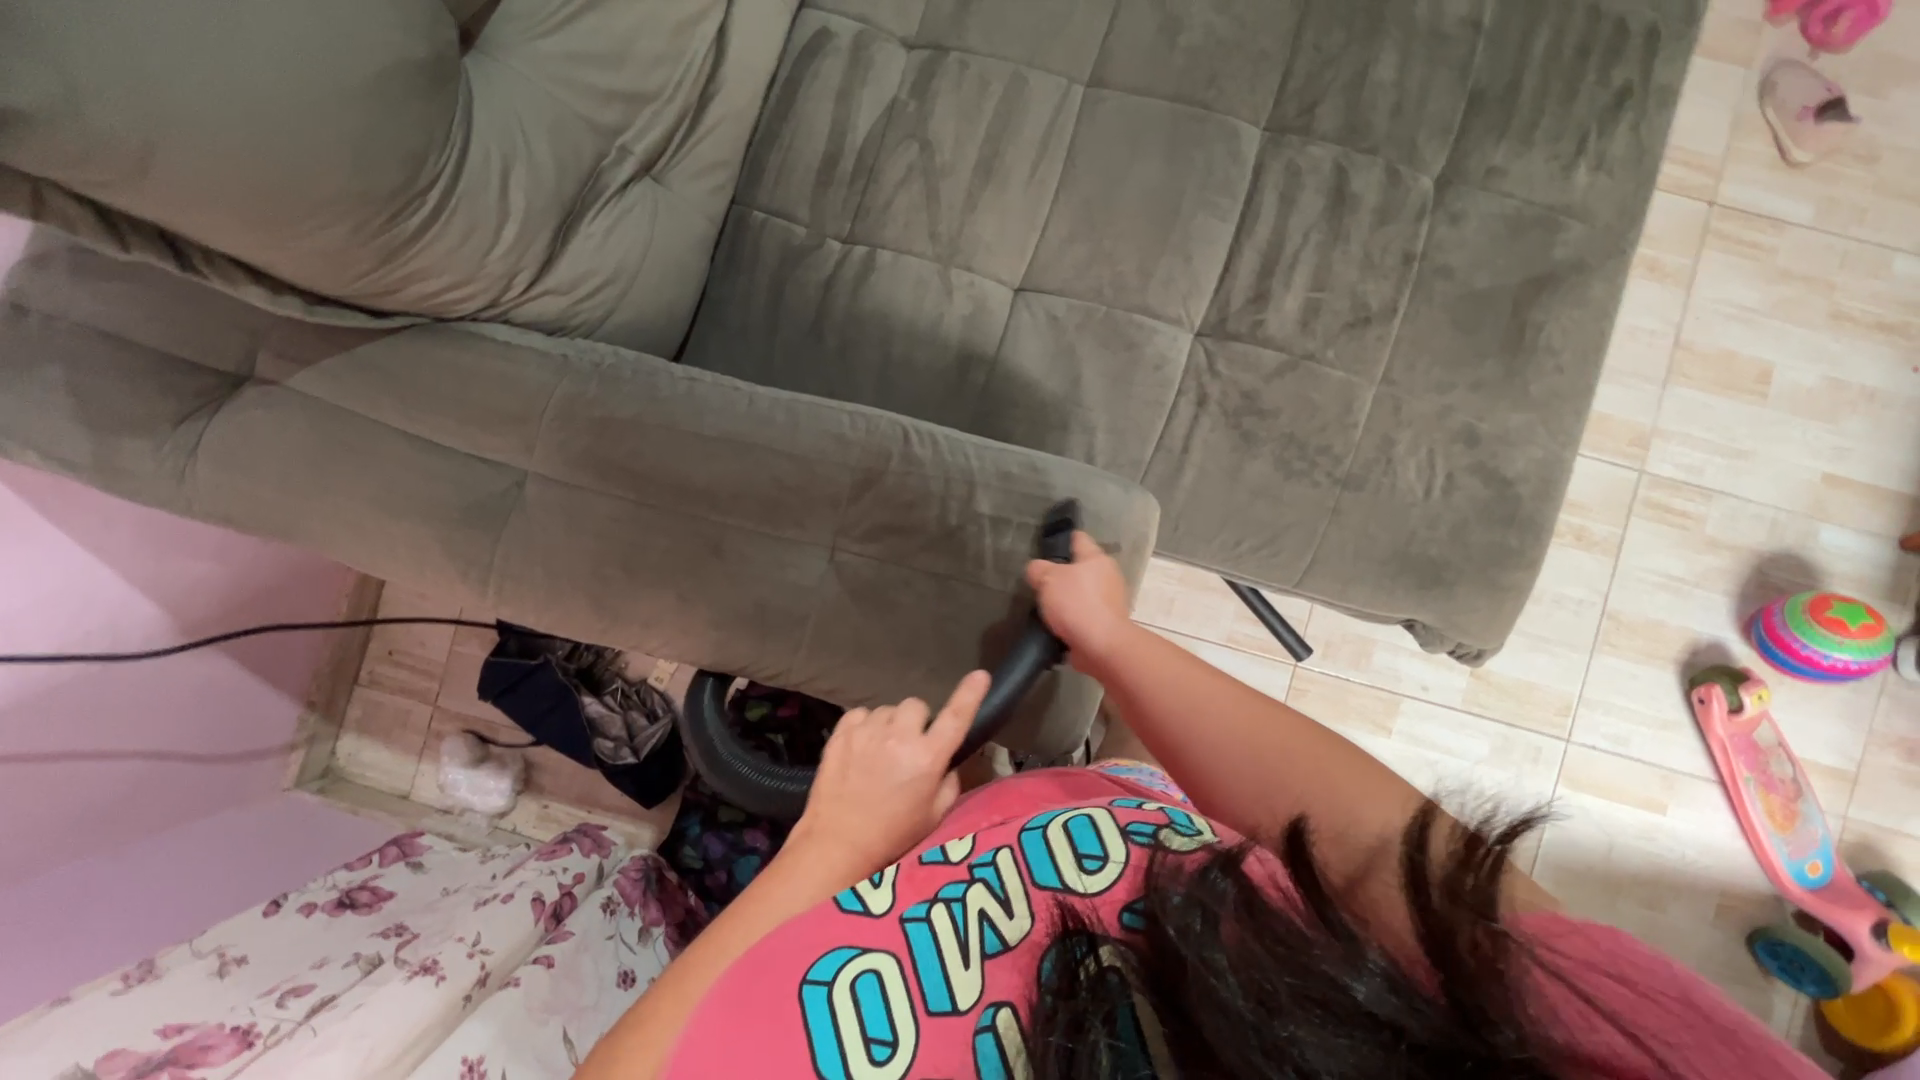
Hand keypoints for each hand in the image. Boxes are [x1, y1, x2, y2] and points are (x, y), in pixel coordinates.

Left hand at [790, 670, 990, 877]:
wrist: (838, 843)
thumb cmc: (893, 834)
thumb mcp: (935, 815)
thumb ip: (949, 782)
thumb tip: (948, 762)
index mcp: (928, 757)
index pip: (956, 716)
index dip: (970, 694)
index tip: (980, 675)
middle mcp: (899, 737)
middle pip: (916, 705)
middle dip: (918, 722)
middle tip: (909, 747)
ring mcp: (867, 732)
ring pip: (888, 709)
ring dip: (890, 724)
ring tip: (882, 751)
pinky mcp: (841, 733)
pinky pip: (861, 714)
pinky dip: (865, 726)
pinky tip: (862, 748)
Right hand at [1026, 530, 1132, 670]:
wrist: (1101, 646)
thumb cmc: (1076, 604)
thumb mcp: (1048, 579)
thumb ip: (1038, 569)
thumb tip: (1036, 569)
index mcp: (1096, 558)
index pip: (1078, 538)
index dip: (1061, 540)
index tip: (1044, 548)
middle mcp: (1107, 576)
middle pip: (1079, 568)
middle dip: (1060, 575)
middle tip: (1039, 583)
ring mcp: (1109, 602)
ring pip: (1081, 594)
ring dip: (1065, 600)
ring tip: (1044, 608)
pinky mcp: (1106, 624)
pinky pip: (1083, 616)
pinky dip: (1071, 621)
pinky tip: (1055, 627)